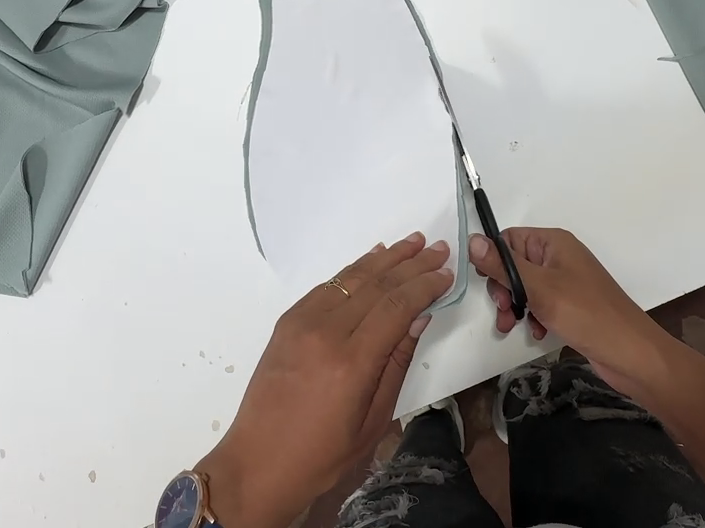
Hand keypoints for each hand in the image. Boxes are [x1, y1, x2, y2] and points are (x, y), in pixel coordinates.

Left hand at [197, 234, 454, 527]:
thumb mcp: (373, 420)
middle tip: (437, 248)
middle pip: (376, 285)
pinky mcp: (288, 320)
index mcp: (350, 362)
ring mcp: (302, 321)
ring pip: (351, 278)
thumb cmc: (323, 455)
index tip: (446, 273)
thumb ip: (396, 362)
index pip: (395, 307)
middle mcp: (325, 332)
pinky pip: (328, 286)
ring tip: (411, 242)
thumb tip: (418, 316)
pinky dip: (354, 270)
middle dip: (410, 264)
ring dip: (384, 258)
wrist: (258, 462)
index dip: (424, 286)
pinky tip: (372, 259)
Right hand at [468, 228, 669, 403]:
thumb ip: (503, 265)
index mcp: (553, 242)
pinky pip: (540, 302)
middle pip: (514, 263)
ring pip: (525, 286)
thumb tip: (472, 240)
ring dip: (515, 305)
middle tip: (504, 310)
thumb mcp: (538, 288)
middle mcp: (559, 256)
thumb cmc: (586, 315)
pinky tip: (536, 331)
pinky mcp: (570, 304)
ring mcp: (565, 281)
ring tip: (512, 325)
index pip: (509, 239)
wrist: (632, 355)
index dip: (494, 261)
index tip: (490, 286)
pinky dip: (532, 315)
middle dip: (504, 288)